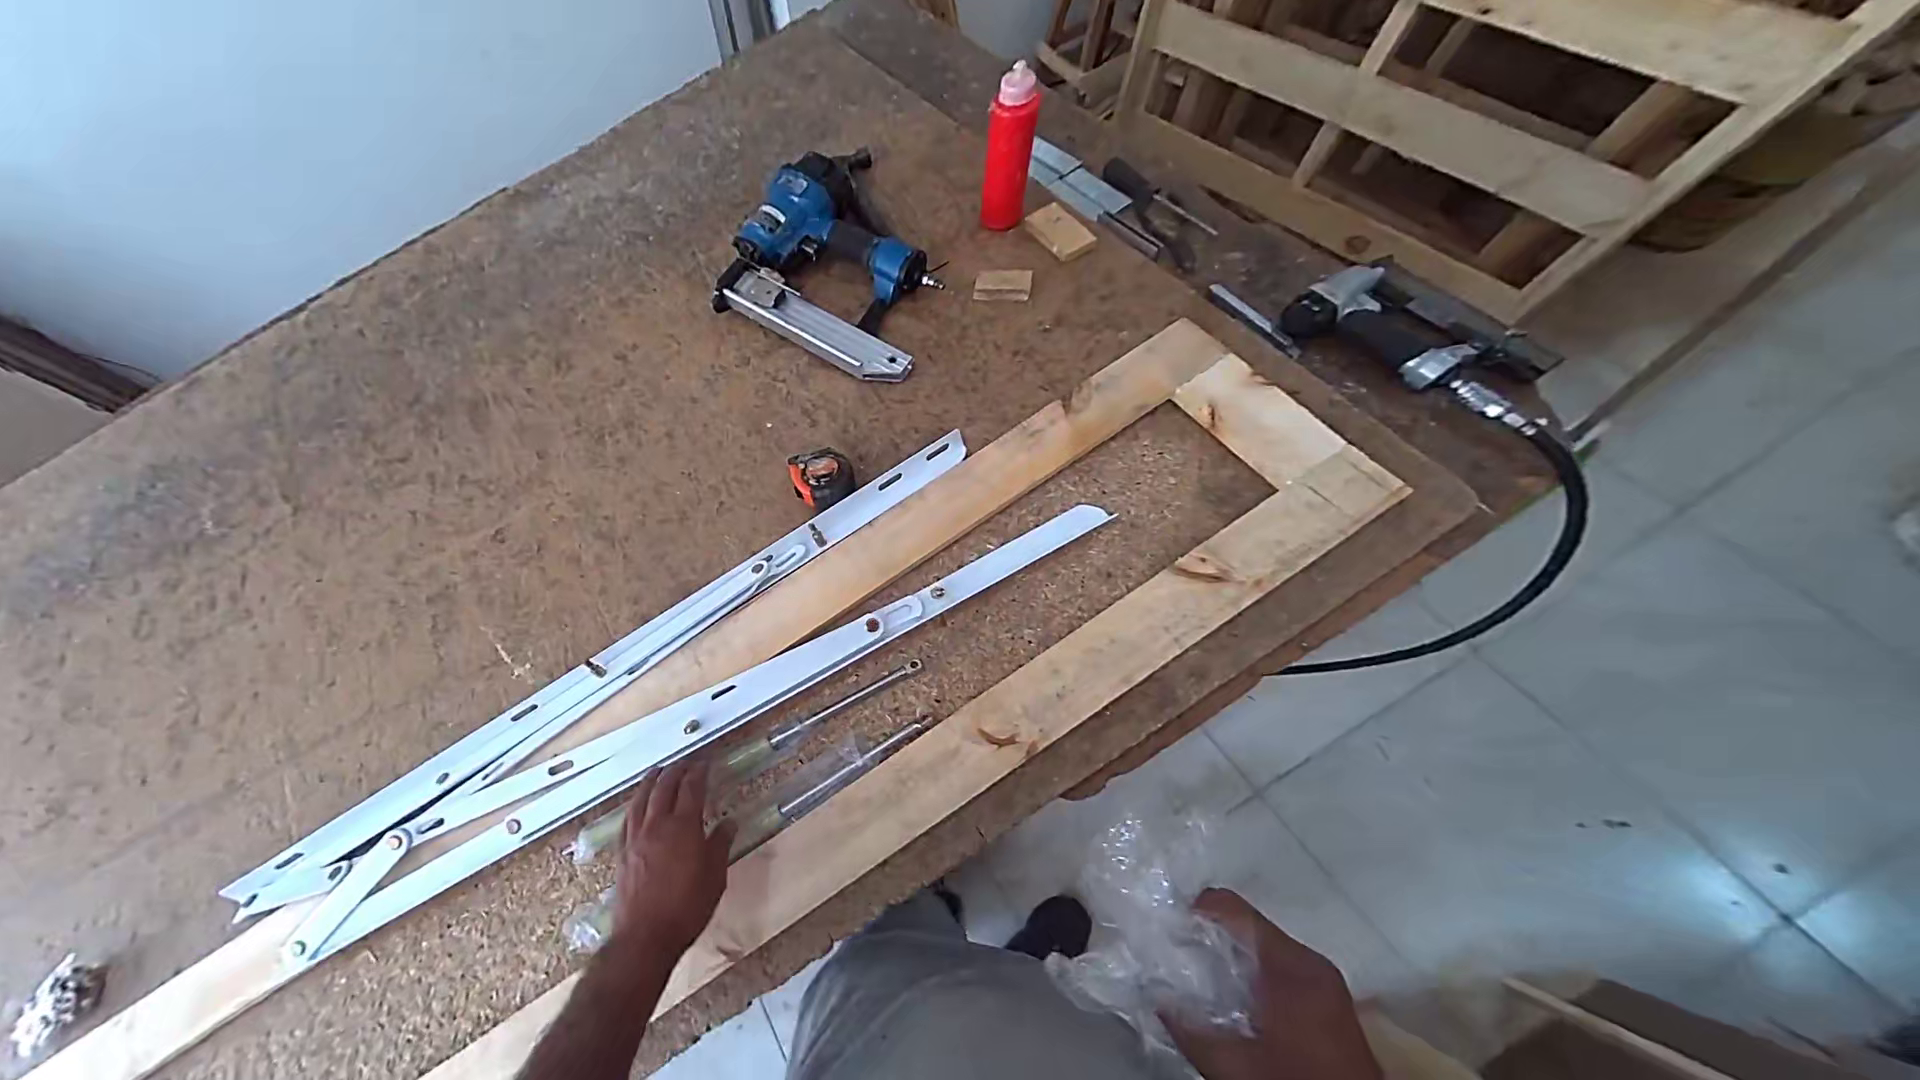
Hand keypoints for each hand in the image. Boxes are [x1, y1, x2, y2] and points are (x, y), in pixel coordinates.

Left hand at [610, 760, 736, 953]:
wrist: (644, 939)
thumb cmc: (687, 907)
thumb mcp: (715, 876)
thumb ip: (720, 845)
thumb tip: (728, 824)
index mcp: (683, 827)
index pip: (692, 788)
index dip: (699, 772)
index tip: (706, 763)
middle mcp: (657, 826)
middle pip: (664, 788)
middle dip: (676, 771)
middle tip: (685, 763)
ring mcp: (636, 840)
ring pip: (641, 800)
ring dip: (651, 782)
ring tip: (658, 771)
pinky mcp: (622, 855)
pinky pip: (627, 820)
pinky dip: (635, 805)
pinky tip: (637, 805)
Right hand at [1163, 888, 1380, 1079]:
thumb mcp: (1237, 1071)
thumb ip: (1191, 1031)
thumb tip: (1156, 998)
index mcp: (1291, 966)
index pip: (1235, 910)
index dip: (1197, 910)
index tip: (1169, 927)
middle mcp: (1310, 961)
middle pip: (1248, 925)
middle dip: (1210, 936)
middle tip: (1176, 954)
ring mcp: (1324, 980)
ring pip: (1262, 946)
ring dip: (1230, 956)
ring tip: (1199, 979)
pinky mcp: (1329, 1001)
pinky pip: (1279, 966)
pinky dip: (1251, 973)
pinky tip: (1234, 1001)